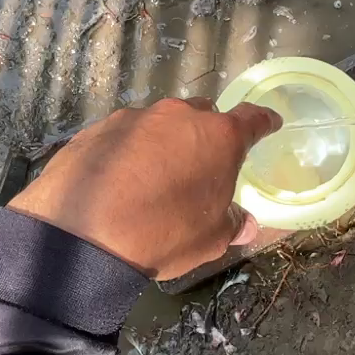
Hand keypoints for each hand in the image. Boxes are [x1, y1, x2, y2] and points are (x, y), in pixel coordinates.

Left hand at [9, 98, 281, 279]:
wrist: (84, 232)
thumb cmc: (164, 233)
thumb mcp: (210, 239)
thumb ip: (232, 224)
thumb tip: (246, 224)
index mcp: (218, 137)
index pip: (252, 119)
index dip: (263, 121)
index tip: (270, 122)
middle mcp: (179, 116)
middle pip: (202, 115)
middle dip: (206, 134)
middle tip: (200, 164)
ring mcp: (134, 118)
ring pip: (160, 123)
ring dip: (164, 142)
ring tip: (153, 176)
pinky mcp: (97, 129)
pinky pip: (124, 136)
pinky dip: (129, 152)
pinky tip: (119, 179)